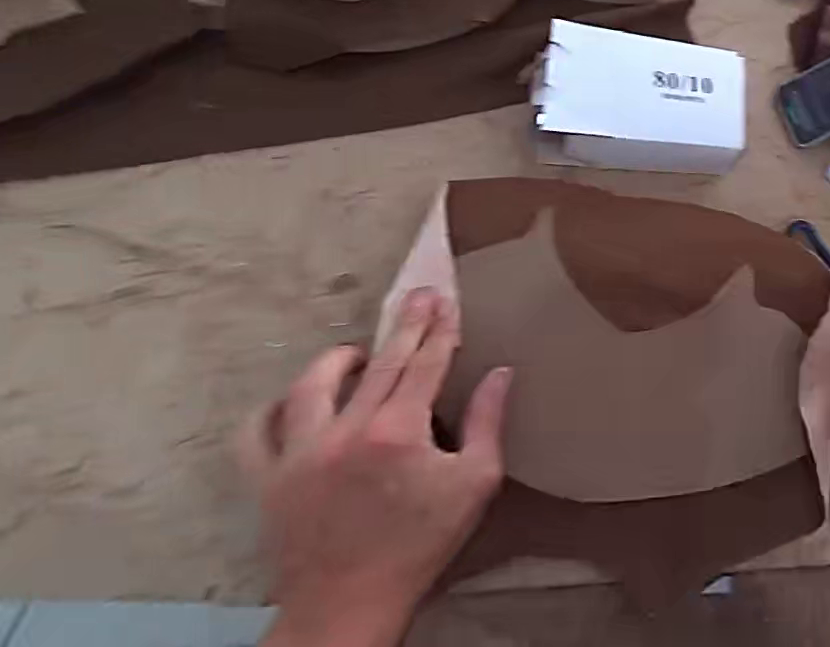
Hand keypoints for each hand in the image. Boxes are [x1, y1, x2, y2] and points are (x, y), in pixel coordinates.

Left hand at [238, 289, 512, 646]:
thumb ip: (488, 420)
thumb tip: (502, 373)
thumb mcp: (477, 480)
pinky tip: (295, 399)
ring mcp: (298, 457)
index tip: (448, 299)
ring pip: (309, 388)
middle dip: (405, 325)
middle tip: (419, 295)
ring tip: (360, 349)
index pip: (426, 363)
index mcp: (398, 431)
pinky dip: (274, 409)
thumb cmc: (423, 539)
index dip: (441, 329)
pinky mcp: (267, 482)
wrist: (347, 604)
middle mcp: (344, 434)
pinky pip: (256, 433)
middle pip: (379, 364)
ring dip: (339, 360)